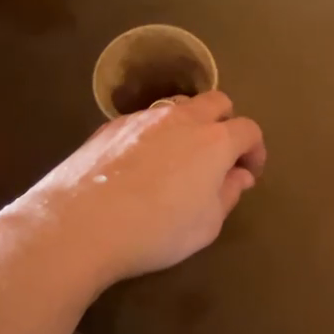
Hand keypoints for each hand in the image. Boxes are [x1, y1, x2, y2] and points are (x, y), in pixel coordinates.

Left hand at [14, 91, 266, 287]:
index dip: (255, 151)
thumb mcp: (206, 225)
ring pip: (178, 106)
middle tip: (219, 157)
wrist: (78, 225)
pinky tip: (140, 166)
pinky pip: (144, 121)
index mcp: (215, 141)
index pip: (248, 130)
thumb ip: (228, 195)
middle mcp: (182, 118)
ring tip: (179, 157)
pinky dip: (154, 135)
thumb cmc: (155, 231)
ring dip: (189, 124)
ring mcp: (143, 118)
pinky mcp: (110, 126)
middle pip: (217, 102)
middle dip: (226, 124)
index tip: (249, 173)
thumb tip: (239, 176)